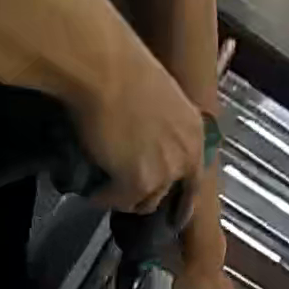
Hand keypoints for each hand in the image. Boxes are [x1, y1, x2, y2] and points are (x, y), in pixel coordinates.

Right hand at [66, 47, 202, 213]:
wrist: (105, 69)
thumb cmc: (124, 69)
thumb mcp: (161, 101)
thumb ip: (164, 131)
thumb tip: (149, 148)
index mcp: (194, 132)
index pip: (195, 181)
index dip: (184, 202)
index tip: (176, 219)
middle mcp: (185, 156)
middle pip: (165, 195)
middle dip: (145, 196)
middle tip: (124, 192)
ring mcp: (164, 173)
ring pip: (143, 203)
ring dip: (124, 199)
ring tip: (105, 188)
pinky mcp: (138, 184)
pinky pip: (118, 202)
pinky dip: (104, 198)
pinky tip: (93, 191)